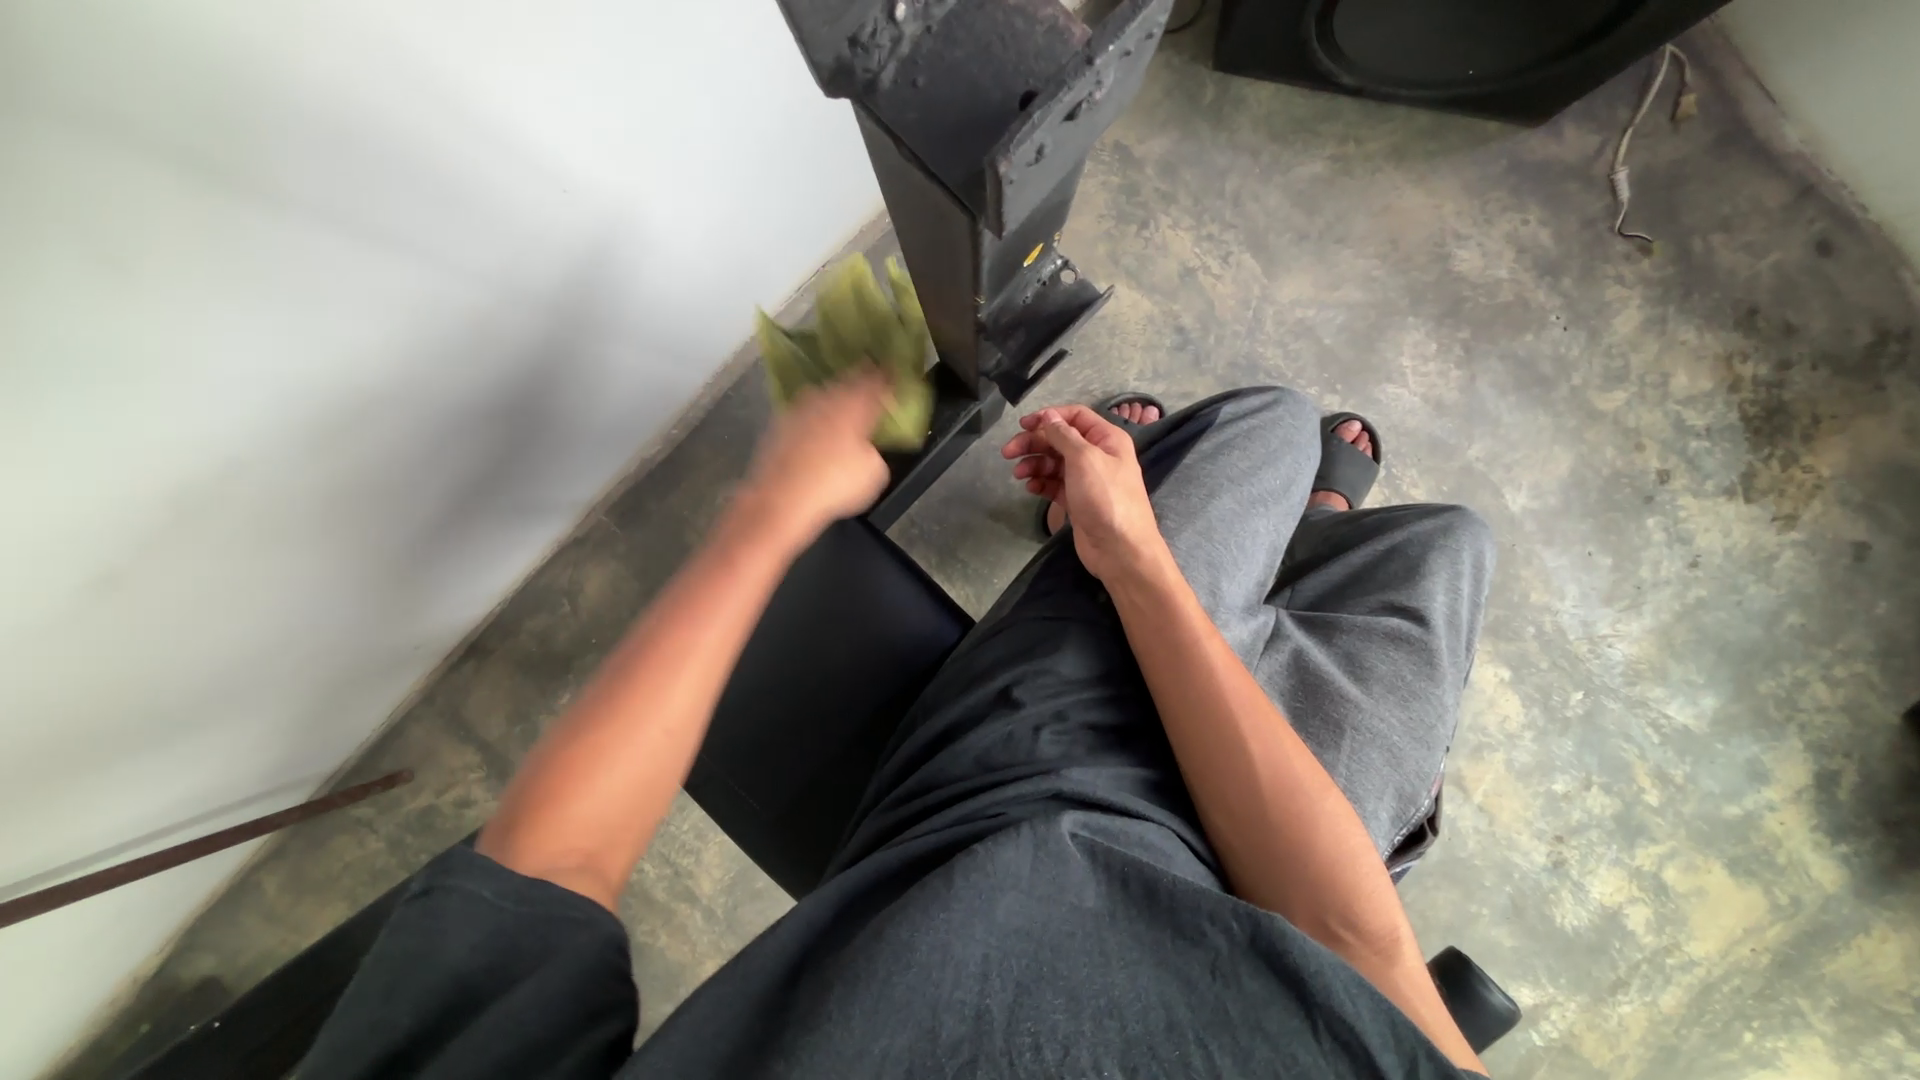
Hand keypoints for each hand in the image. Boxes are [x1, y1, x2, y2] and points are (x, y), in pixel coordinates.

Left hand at [738, 370, 892, 543]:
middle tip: (870, 383)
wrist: (781, 498)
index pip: (876, 382)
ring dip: (834, 399)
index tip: (894, 373)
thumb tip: (868, 450)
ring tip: (843, 406)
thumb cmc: (834, 484)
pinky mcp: (778, 425)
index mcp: (855, 406)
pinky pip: (805, 414)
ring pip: (823, 396)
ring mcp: (799, 410)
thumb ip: (875, 452)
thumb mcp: (874, 473)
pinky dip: (814, 417)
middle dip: (859, 383)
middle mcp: (826, 399)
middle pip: (847, 383)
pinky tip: (817, 429)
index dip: (887, 377)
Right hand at [1001, 405, 1169, 582]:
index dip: (1049, 417)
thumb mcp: (1084, 458)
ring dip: (1034, 464)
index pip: (1075, 416)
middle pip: (1060, 439)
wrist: (1119, 549)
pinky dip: (1041, 483)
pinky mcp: (1076, 500)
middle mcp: (1097, 455)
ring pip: (1054, 463)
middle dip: (1034, 443)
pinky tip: (1030, 488)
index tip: (1023, 424)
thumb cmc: (1105, 498)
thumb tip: (1048, 417)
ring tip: (1018, 474)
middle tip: (1008, 452)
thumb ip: (1064, 435)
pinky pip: (1054, 484)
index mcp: (1106, 438)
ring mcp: (1086, 479)